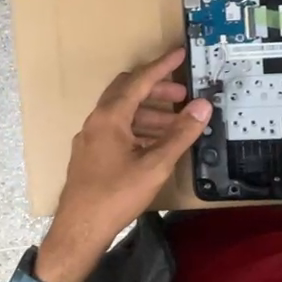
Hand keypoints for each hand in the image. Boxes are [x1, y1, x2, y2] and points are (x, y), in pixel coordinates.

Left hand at [34, 47, 212, 281]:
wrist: (80, 228)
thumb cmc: (115, 196)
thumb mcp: (155, 165)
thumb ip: (180, 134)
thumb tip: (201, 107)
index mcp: (110, 117)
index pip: (139, 80)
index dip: (162, 65)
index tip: (179, 53)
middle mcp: (96, 121)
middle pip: (127, 92)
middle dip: (156, 90)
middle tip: (181, 95)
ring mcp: (90, 137)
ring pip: (122, 113)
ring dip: (149, 113)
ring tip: (175, 126)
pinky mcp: (90, 154)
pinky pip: (116, 130)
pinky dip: (137, 129)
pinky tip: (154, 145)